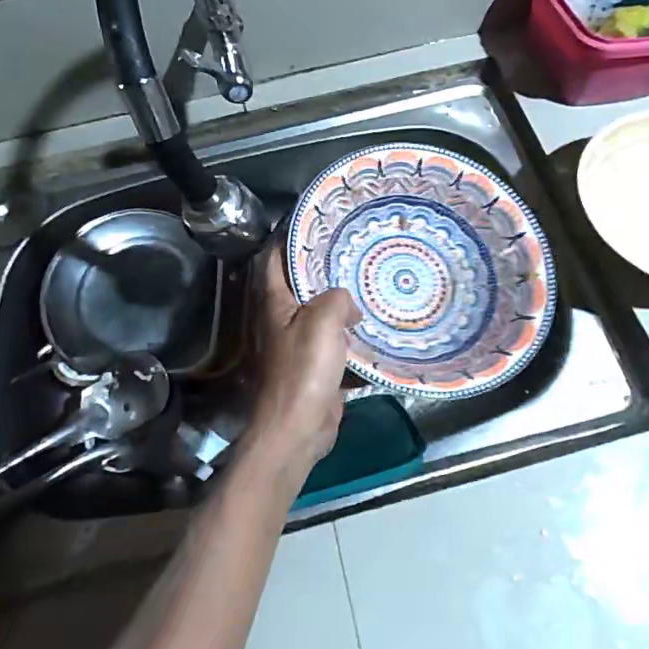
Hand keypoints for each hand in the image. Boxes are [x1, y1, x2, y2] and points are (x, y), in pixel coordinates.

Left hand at [245, 246, 359, 475]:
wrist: (299, 426)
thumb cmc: (304, 370)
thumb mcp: (321, 321)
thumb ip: (336, 299)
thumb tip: (347, 302)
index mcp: (276, 304)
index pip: (274, 260)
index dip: (288, 238)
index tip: (314, 222)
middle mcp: (284, 320)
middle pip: (302, 285)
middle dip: (324, 267)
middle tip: (355, 249)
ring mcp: (300, 344)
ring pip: (322, 313)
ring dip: (342, 301)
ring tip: (370, 281)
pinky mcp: (317, 366)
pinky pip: (336, 341)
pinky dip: (351, 332)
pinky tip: (373, 324)